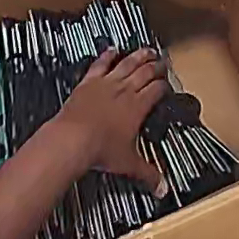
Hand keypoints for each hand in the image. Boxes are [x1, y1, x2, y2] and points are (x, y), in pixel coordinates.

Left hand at [46, 47, 169, 196]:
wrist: (72, 139)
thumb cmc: (101, 150)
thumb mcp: (128, 163)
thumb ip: (147, 173)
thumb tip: (163, 189)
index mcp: (138, 106)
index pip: (157, 89)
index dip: (164, 85)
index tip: (166, 84)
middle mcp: (126, 90)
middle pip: (146, 71)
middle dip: (156, 66)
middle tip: (162, 62)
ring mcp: (107, 83)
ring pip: (127, 63)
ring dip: (139, 55)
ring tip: (147, 49)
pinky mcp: (89, 82)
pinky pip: (101, 64)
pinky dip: (108, 55)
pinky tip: (113, 49)